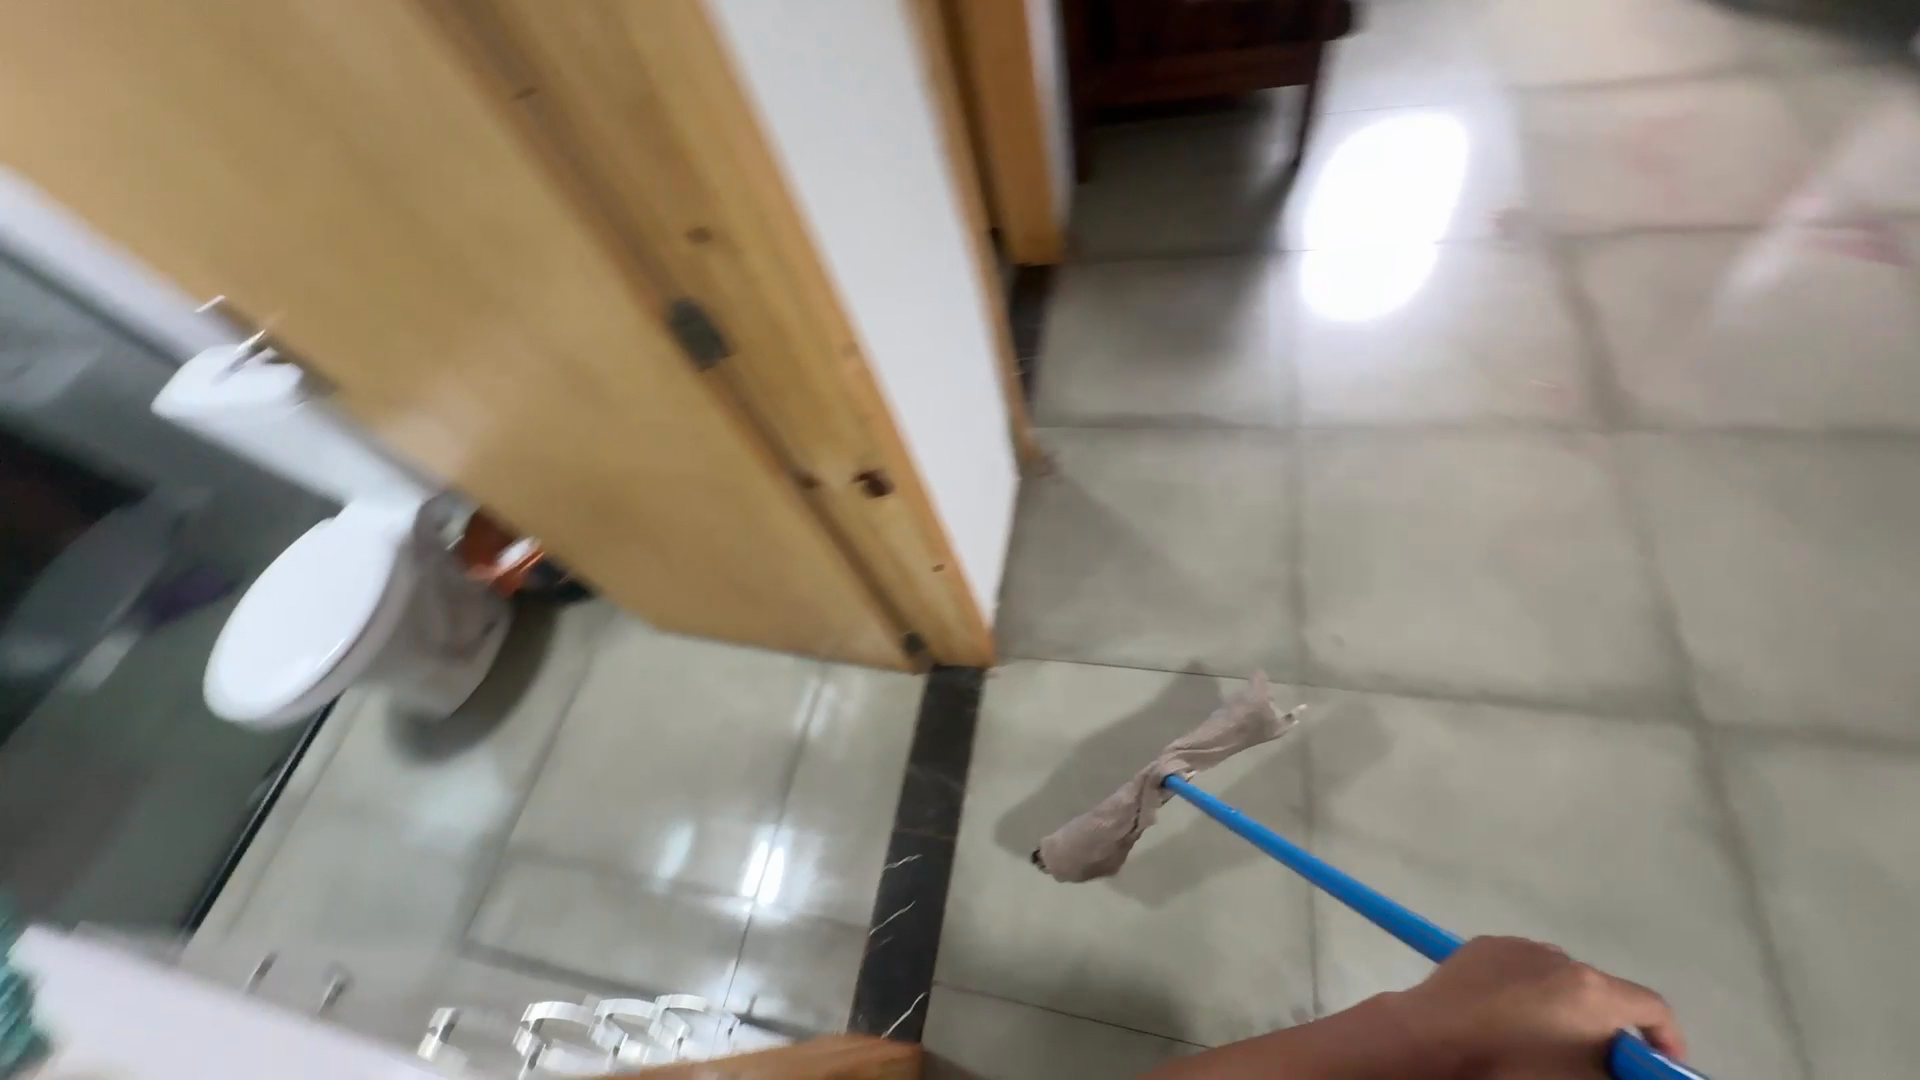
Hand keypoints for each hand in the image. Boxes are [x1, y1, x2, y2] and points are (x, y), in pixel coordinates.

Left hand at [1388, 936, 1688, 1078]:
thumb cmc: (1517, 1064)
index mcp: (1594, 990)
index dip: (1665, 1036)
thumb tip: (1617, 1060)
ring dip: (1565, 1000)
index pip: (1652, 1006)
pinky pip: (1521, 964)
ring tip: (1545, 1031)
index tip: (1659, 1061)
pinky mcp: (1483, 944)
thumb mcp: (1584, 1076)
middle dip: (1606, 1021)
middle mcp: (1559, 958)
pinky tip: (1509, 1010)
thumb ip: (1613, 1066)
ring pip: (1559, 974)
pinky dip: (1528, 985)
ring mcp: (1517, 945)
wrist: (1439, 1036)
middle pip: (1602, 989)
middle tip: (1595, 1052)